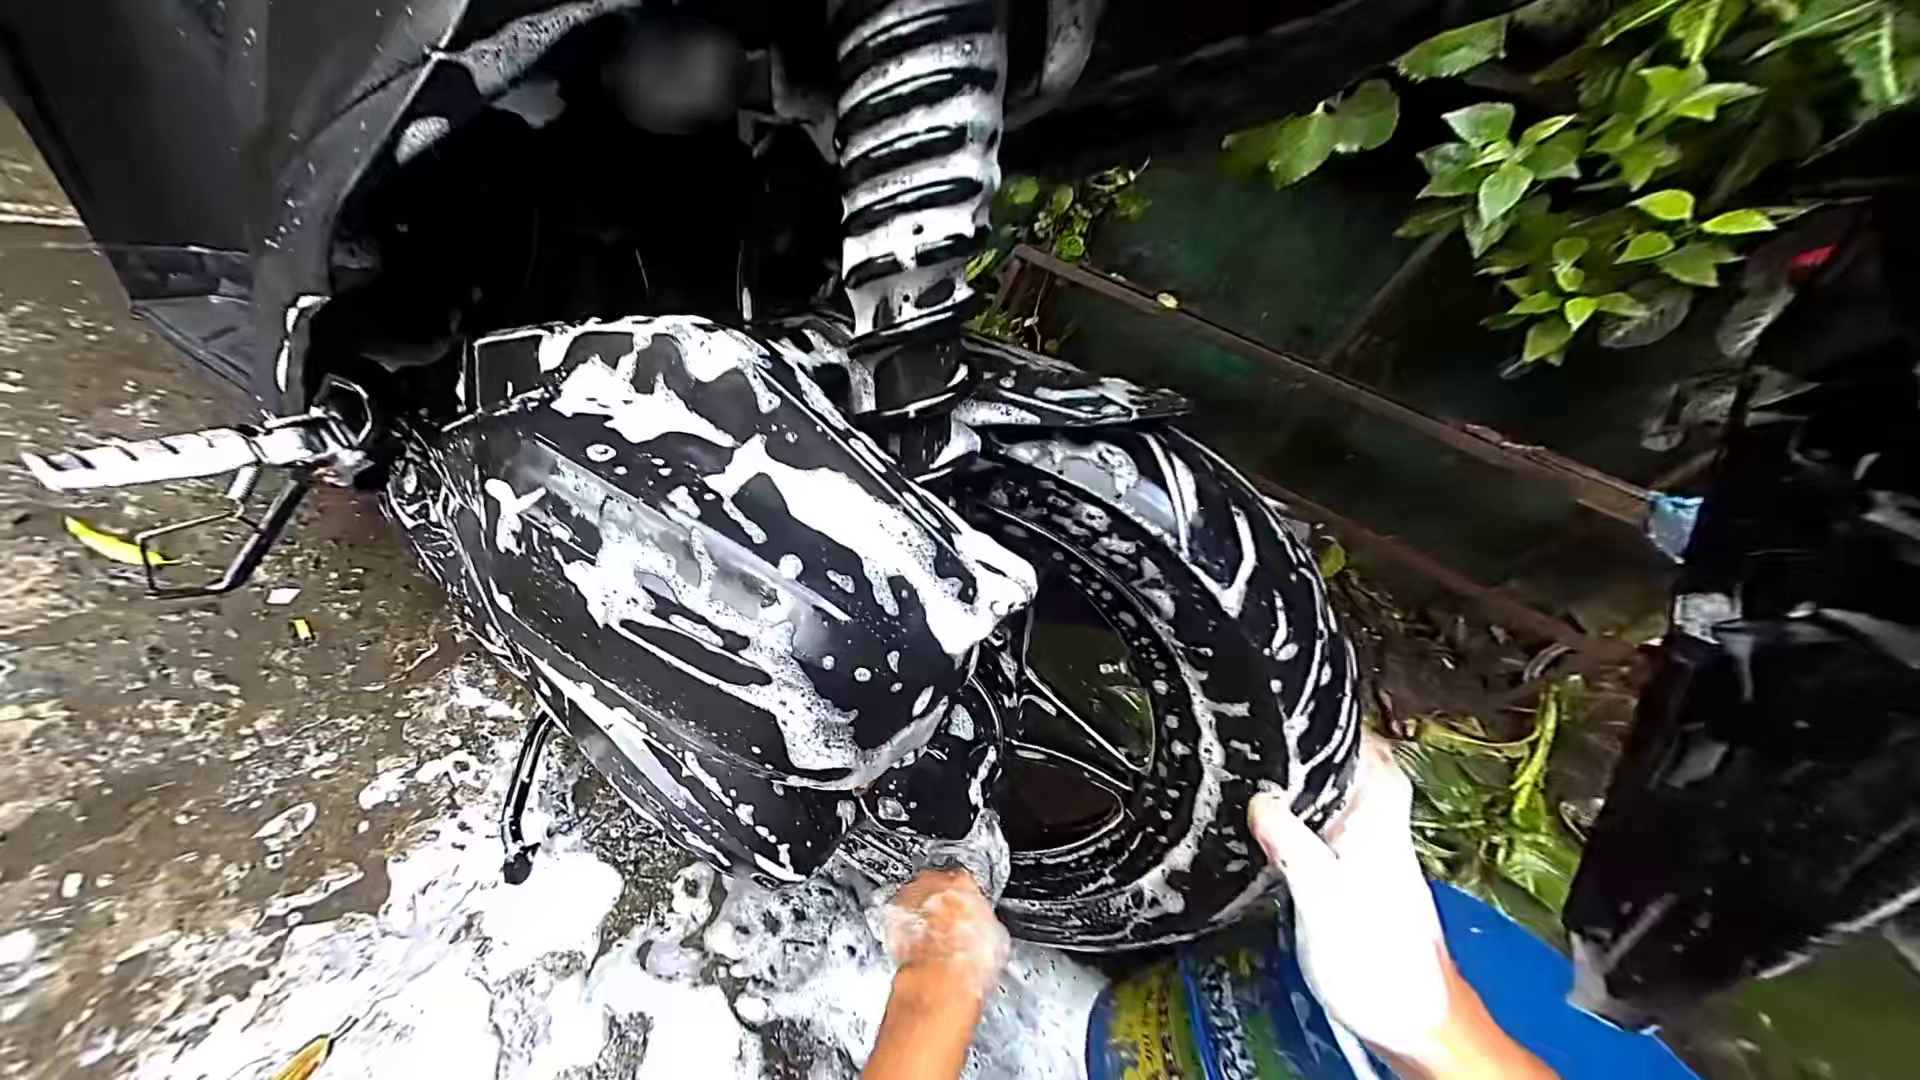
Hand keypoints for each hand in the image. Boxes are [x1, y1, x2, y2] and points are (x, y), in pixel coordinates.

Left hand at [864, 868, 1010, 1079]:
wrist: (940, 981)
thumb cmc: (969, 961)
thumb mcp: (997, 939)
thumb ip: (987, 923)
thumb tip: (987, 933)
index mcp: (964, 882)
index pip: (965, 881)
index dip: (967, 900)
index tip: (968, 914)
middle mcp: (935, 882)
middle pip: (937, 885)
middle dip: (941, 904)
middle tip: (948, 928)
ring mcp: (910, 898)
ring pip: (916, 899)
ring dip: (921, 915)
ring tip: (930, 942)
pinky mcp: (891, 917)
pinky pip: (896, 917)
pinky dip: (903, 930)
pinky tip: (914, 950)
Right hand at [1249, 734, 1555, 1078]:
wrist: (1417, 1027)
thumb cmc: (1381, 967)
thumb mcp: (1326, 903)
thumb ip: (1295, 849)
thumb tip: (1259, 800)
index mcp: (1377, 825)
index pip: (1375, 755)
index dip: (1345, 720)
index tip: (1311, 694)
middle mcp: (1378, 831)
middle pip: (1354, 766)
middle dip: (1318, 738)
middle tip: (1272, 717)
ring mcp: (1368, 853)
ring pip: (1340, 792)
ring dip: (1309, 770)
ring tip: (1264, 751)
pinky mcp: (1355, 874)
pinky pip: (1327, 819)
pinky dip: (1303, 804)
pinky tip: (1275, 808)